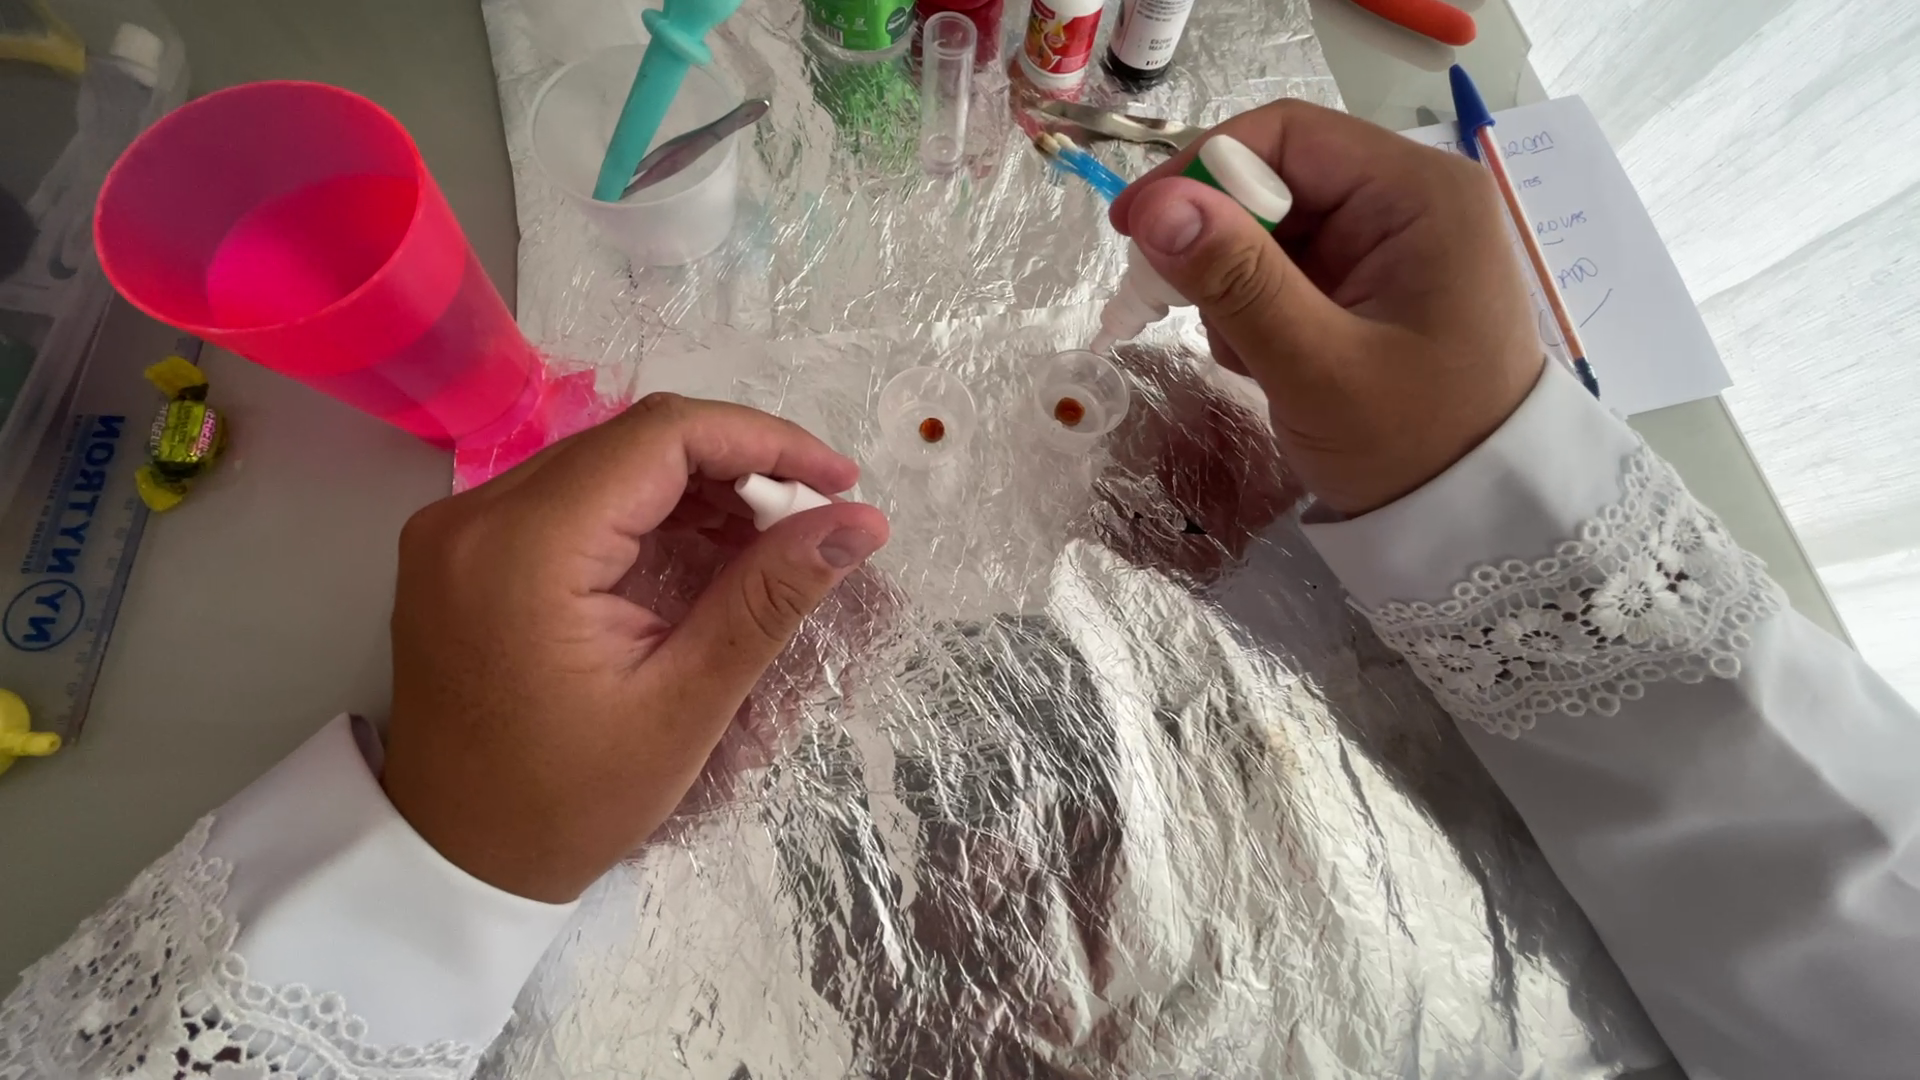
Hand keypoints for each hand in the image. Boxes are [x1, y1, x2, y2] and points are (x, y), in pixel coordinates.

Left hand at [380, 394, 889, 902]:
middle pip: (639, 439)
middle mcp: (477, 512)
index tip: (839, 480)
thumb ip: (774, 595)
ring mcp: (466, 525)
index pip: (664, 436)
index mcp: (525, 548)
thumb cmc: (573, 800)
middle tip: (814, 515)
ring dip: (706, 483)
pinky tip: (711, 545)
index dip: (767, 441)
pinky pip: (586, 493)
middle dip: (744, 462)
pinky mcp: (474, 546)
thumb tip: (863, 523)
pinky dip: (661, 507)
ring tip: (774, 535)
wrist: (455, 861)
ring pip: (616, 459)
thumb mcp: (690, 701)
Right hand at [1109, 100, 1544, 515]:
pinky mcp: (1365, 293)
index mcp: (1414, 195)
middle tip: (1168, 307)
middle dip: (1213, 245)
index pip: (1286, 137)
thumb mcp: (1316, 365)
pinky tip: (1264, 362)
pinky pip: (1283, 278)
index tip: (1132, 228)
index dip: (1198, 170)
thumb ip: (1238, 283)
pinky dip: (1252, 314)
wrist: (1467, 514)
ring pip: (1269, 238)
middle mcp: (1403, 206)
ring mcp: (1384, 251)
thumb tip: (1155, 209)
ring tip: (1245, 356)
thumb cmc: (1408, 442)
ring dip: (1231, 291)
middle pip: (1274, 186)